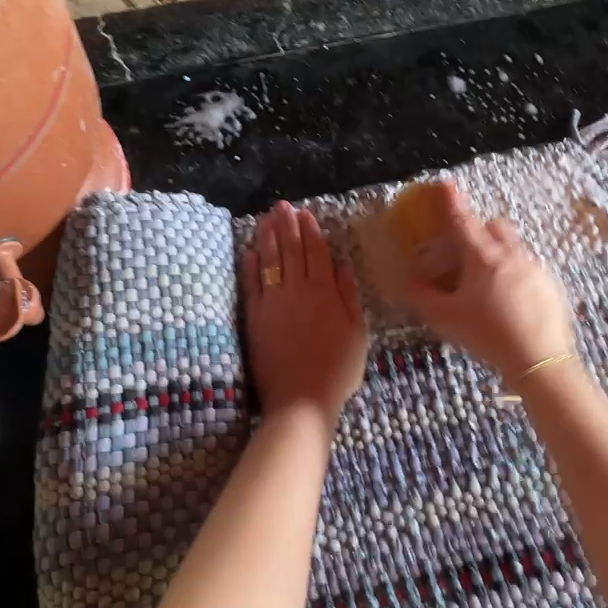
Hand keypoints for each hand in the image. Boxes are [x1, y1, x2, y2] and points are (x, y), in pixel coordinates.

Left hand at [242, 202, 366, 423]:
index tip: (305, 214)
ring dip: (268, 237)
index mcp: (326, 292)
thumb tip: (342, 264)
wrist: (301, 401)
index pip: (317, 252)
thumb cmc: (337, 371)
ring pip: (270, 260)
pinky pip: (252, 284)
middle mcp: (298, 290)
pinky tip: (250, 251)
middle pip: (292, 250)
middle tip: (281, 206)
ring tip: (265, 218)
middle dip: (287, 225)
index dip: (311, 231)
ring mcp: (274, 302)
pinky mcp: (255, 317)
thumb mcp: (357, 333)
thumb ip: (349, 296)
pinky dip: (250, 265)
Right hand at [405, 184, 575, 381]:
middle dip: (479, 230)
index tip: (446, 183)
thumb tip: (410, 280)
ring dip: (498, 253)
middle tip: (465, 252)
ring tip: (487, 283)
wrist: (540, 361)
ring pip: (514, 246)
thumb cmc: (488, 335)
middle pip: (494, 226)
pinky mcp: (552, 285)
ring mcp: (536, 268)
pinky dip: (516, 274)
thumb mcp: (446, 318)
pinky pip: (530, 268)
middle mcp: (511, 254)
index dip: (452, 200)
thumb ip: (423, 296)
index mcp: (483, 257)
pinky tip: (510, 302)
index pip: (463, 220)